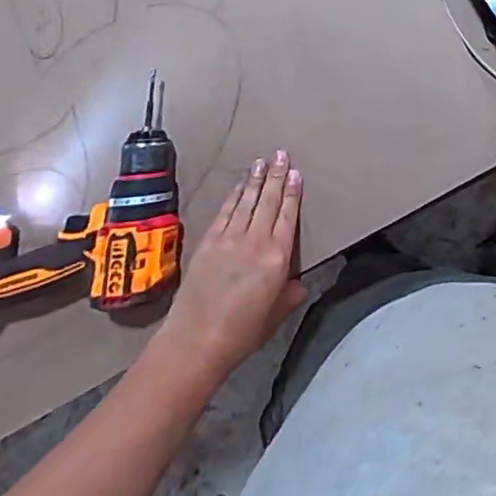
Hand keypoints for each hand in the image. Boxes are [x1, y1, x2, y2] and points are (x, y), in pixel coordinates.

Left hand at [160, 151, 305, 373]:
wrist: (197, 340)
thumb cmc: (241, 334)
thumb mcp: (275, 317)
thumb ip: (289, 296)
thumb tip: (299, 284)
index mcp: (277, 258)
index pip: (288, 216)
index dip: (293, 192)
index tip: (296, 173)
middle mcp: (255, 241)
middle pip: (269, 200)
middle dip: (277, 175)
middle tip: (282, 154)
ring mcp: (230, 238)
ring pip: (247, 200)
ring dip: (256, 179)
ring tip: (262, 161)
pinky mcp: (209, 241)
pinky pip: (226, 210)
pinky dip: (234, 195)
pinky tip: (240, 185)